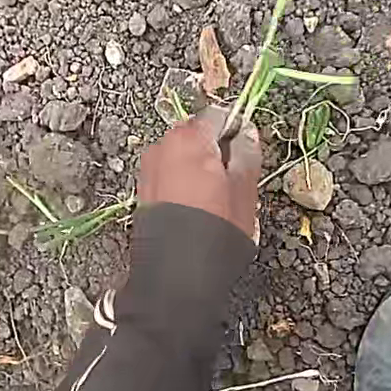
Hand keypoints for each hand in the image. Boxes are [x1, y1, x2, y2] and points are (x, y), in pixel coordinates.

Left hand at [137, 107, 259, 241]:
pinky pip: (168, 176)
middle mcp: (162, 147)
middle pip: (196, 135)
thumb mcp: (244, 190)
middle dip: (214, 151)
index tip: (245, 151)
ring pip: (181, 157)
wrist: (177, 273)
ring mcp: (149, 170)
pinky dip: (182, 184)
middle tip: (232, 179)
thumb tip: (247, 135)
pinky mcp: (143, 192)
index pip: (218, 116)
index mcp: (188, 139)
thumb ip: (247, 154)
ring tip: (214, 199)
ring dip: (197, 168)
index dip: (236, 132)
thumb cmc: (212, 233)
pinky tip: (196, 208)